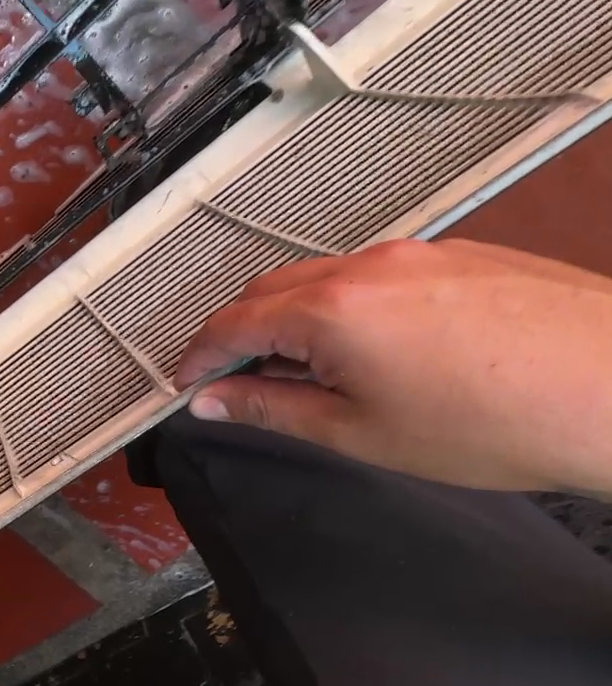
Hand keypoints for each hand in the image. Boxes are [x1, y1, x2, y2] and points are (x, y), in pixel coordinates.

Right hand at [176, 239, 611, 495]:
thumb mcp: (355, 431)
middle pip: (265, 291)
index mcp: (329, 309)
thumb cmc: (498, 421)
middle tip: (238, 381)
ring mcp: (421, 255)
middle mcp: (367, 267)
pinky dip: (344, 306)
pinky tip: (369, 349)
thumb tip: (211, 401)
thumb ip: (267, 408)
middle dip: (237, 334)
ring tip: (308, 371)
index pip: (228, 325)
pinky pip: (373, 274)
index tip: (188, 387)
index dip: (196, 359)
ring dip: (290, 319)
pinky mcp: (467, 256)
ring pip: (318, 279)